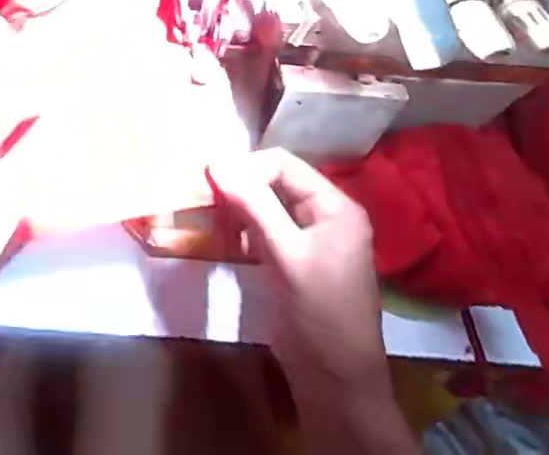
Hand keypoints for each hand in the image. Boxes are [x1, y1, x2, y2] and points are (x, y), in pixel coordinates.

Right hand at [208, 148, 387, 394]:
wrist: (337, 385)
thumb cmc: (320, 314)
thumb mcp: (287, 255)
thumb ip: (253, 205)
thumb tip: (215, 163)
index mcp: (335, 206)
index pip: (284, 165)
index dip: (247, 169)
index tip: (212, 183)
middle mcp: (325, 214)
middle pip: (274, 181)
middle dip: (241, 189)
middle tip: (211, 204)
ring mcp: (310, 238)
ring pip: (266, 204)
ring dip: (239, 210)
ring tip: (219, 225)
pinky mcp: (294, 259)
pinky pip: (265, 228)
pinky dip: (244, 230)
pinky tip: (230, 243)